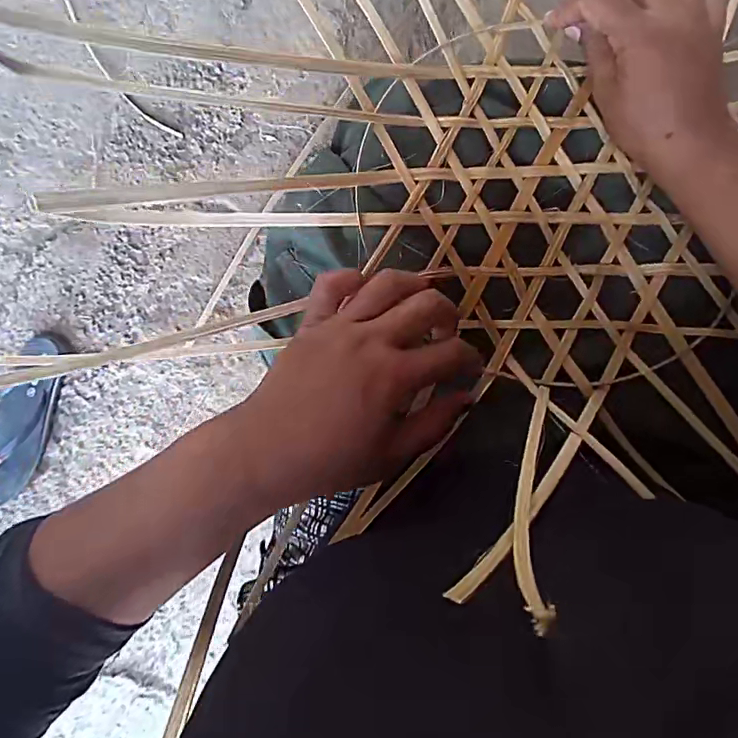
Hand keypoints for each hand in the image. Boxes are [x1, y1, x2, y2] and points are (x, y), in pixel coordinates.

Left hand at [218, 269, 481, 506]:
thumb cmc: (331, 461)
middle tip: (449, 333)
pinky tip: (367, 291)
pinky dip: (354, 277)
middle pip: (427, 304)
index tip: (471, 367)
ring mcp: (339, 324)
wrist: (265, 452)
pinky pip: (333, 283)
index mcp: (394, 376)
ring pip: (387, 282)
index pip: (451, 353)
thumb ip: (434, 425)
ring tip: (421, 300)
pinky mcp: (313, 321)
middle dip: (451, 314)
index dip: (471, 358)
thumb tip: (466, 397)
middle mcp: (371, 339)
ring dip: (414, 285)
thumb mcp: (391, 455)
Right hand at [546, 0, 737, 174]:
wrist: (695, 147)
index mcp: (639, 32)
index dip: (570, 6)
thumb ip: (595, 49)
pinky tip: (670, 20)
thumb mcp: (606, 92)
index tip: (556, 24)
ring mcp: (698, 19)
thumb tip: (583, 25)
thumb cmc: (643, 128)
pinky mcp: (715, 31)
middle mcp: (671, 14)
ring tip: (634, 10)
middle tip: (597, 15)